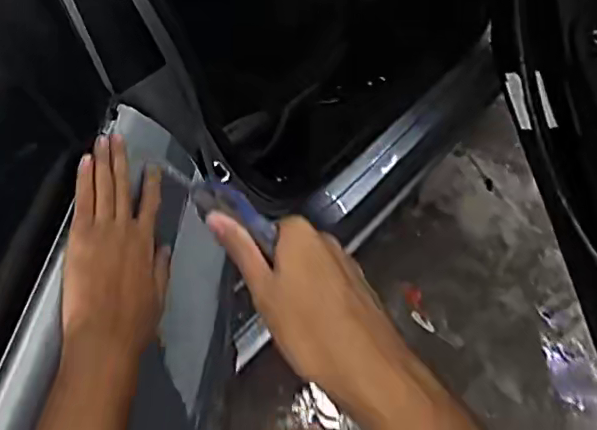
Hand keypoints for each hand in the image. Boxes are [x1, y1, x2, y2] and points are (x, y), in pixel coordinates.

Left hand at [36, 134, 169, 429]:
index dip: (151, 183)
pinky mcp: (80, 233)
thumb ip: (161, 267)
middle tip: (117, 137)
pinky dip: (84, 178)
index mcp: (145, 243)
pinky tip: (84, 162)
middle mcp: (124, 229)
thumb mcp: (157, 296)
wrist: (103, 335)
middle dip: (120, 159)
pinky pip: (83, 198)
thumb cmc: (133, 324)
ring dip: (102, 161)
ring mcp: (101, 228)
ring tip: (101, 141)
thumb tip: (164, 245)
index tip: (151, 166)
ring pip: (103, 185)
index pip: (150, 204)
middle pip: (123, 186)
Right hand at [207, 213, 475, 429]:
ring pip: (308, 270)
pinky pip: (329, 287)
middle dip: (276, 272)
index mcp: (298, 231)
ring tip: (297, 325)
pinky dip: (321, 304)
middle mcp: (325, 239)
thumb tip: (216, 215)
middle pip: (285, 248)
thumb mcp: (264, 291)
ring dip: (299, 290)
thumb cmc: (313, 334)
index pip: (260, 226)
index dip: (252, 253)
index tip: (253, 280)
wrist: (380, 381)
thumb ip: (240, 248)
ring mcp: (348, 265)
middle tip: (271, 305)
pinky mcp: (363, 291)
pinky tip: (320, 332)